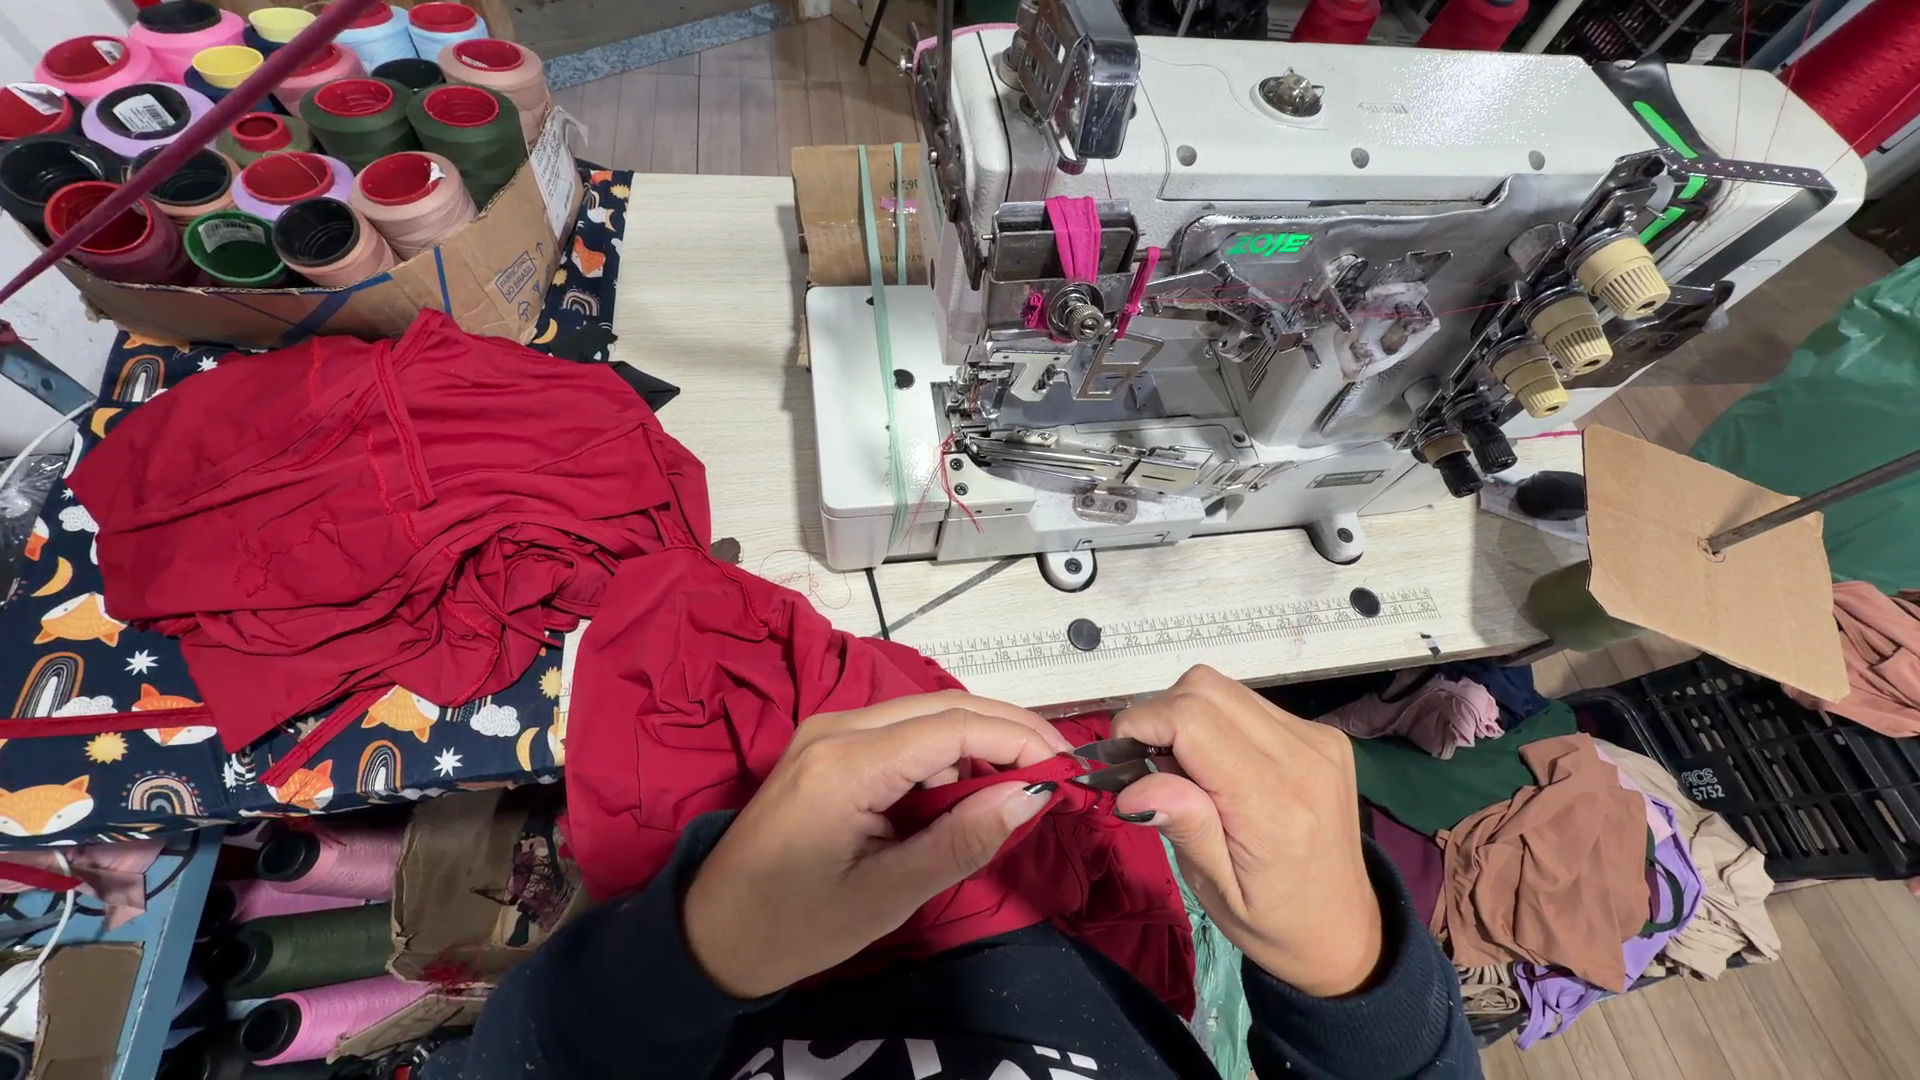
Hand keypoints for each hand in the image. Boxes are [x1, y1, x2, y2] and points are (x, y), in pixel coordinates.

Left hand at [682, 692, 1073, 997]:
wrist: (711, 931)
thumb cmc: (795, 924)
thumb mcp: (887, 894)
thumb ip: (963, 840)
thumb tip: (1034, 796)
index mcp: (847, 763)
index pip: (953, 727)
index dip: (1017, 740)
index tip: (1066, 769)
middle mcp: (838, 726)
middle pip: (943, 707)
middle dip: (1007, 730)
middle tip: (1057, 767)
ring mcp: (829, 729)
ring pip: (925, 715)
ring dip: (976, 741)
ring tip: (1015, 786)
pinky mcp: (829, 742)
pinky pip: (902, 732)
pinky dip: (942, 754)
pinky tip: (959, 789)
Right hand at [1112, 666, 1382, 996]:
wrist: (1345, 929)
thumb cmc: (1272, 922)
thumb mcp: (1215, 890)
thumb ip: (1182, 825)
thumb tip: (1130, 786)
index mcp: (1274, 806)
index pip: (1191, 721)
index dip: (1142, 723)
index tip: (1120, 756)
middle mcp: (1302, 759)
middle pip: (1203, 688)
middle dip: (1158, 715)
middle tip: (1146, 761)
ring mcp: (1316, 740)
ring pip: (1221, 687)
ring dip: (1184, 714)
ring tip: (1182, 763)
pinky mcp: (1321, 733)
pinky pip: (1245, 701)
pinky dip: (1214, 719)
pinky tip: (1216, 760)